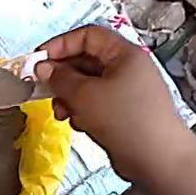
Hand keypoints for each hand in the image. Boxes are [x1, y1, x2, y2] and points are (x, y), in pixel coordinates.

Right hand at [35, 25, 195, 183]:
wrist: (157, 158)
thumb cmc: (124, 119)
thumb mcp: (85, 95)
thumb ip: (60, 79)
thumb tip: (43, 67)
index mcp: (124, 54)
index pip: (88, 36)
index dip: (61, 44)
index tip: (39, 59)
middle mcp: (127, 69)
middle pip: (86, 62)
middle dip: (63, 76)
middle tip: (43, 89)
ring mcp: (127, 93)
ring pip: (88, 86)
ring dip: (70, 98)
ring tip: (62, 114)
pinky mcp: (124, 114)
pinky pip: (96, 105)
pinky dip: (83, 112)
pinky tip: (79, 125)